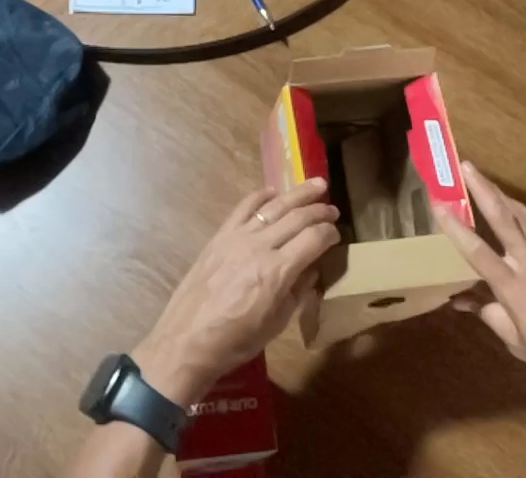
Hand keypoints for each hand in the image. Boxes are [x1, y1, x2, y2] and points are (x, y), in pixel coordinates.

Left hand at [134, 179, 339, 404]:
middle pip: (297, 217)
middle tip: (333, 207)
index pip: (313, 240)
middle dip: (319, 210)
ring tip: (316, 185)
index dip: (330, 233)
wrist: (188, 339)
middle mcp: (260, 246)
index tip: (337, 233)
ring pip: (274, 206)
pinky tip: (274, 191)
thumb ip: (298, 292)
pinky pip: (244, 207)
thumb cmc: (237, 340)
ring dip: (297, 194)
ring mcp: (238, 237)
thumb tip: (312, 270)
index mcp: (278, 271)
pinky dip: (261, 196)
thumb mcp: (277, 324)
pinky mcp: (221, 235)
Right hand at [436, 160, 525, 411]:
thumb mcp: (519, 345)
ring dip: (502, 195)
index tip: (437, 203)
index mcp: (516, 291)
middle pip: (505, 218)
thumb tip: (463, 300)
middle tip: (466, 165)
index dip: (455, 227)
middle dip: (483, 189)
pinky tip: (517, 209)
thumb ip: (491, 316)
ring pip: (524, 218)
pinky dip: (525, 215)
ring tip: (484, 178)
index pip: (478, 252)